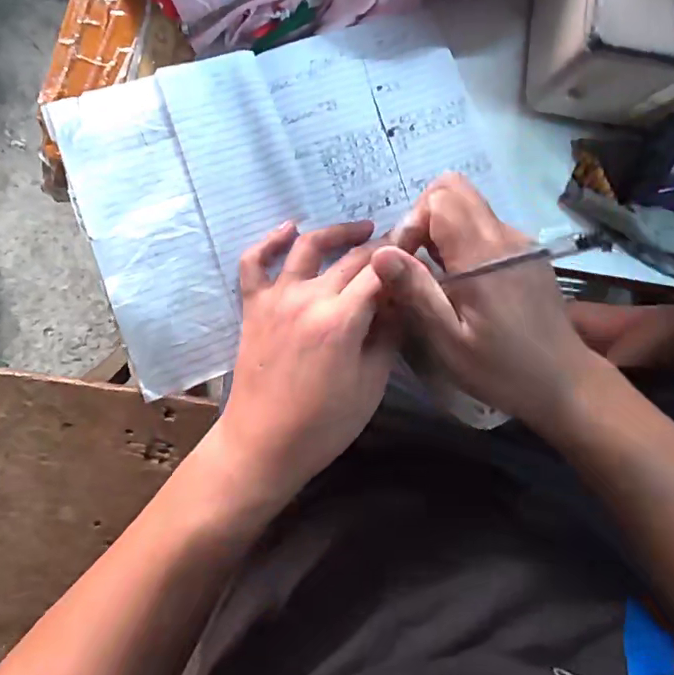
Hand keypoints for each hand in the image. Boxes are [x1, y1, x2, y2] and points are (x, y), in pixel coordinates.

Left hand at [212, 220, 398, 502]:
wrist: (263, 445)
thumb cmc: (324, 424)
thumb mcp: (371, 383)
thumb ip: (388, 334)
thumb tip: (401, 299)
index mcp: (341, 320)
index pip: (380, 273)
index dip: (404, 260)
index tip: (420, 253)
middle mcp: (308, 298)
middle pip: (351, 258)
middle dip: (381, 248)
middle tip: (402, 245)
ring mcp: (276, 298)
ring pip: (308, 247)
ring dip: (337, 232)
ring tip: (362, 229)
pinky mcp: (253, 306)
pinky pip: (254, 262)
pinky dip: (271, 241)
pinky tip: (290, 229)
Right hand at [369, 174, 607, 432]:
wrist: (564, 382)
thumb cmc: (502, 368)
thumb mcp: (449, 340)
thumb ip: (416, 291)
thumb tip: (380, 252)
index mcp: (483, 253)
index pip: (439, 199)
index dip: (411, 222)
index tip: (404, 262)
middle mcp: (504, 235)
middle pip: (455, 188)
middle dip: (423, 216)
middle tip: (415, 260)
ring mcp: (519, 241)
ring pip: (470, 206)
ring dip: (442, 228)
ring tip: (435, 275)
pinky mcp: (527, 253)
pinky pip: (485, 226)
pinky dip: (462, 240)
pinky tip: (461, 282)